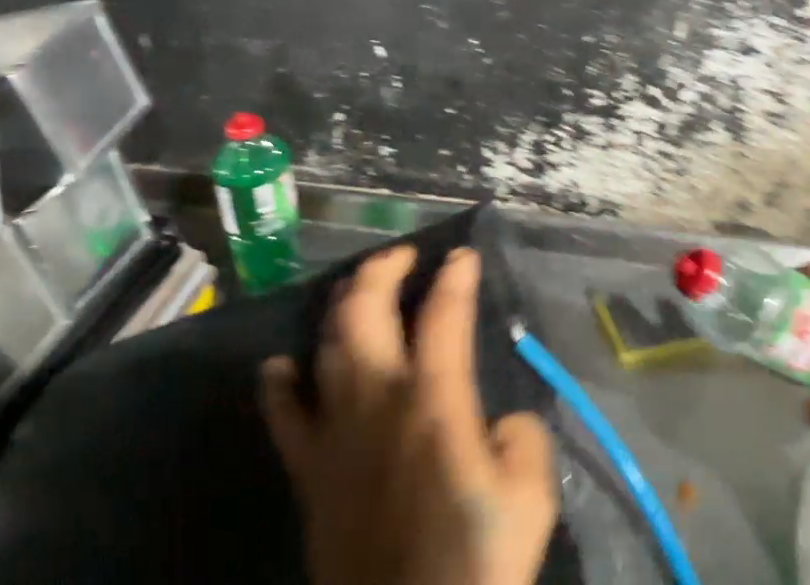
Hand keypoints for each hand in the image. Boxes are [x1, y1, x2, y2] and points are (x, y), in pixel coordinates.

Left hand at [260, 246, 558, 584]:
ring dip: (339, 308)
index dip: (455, 278)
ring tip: (355, 292)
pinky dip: (279, 382)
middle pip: (366, 310)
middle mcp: (378, 398)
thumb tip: (501, 424)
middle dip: (381, 269)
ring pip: (325, 345)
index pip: (444, 316)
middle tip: (401, 256)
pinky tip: (282, 365)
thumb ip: (523, 442)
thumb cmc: (475, 560)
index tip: (461, 255)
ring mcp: (334, 429)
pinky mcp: (307, 466)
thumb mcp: (530, 501)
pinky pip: (282, 412)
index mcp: (435, 400)